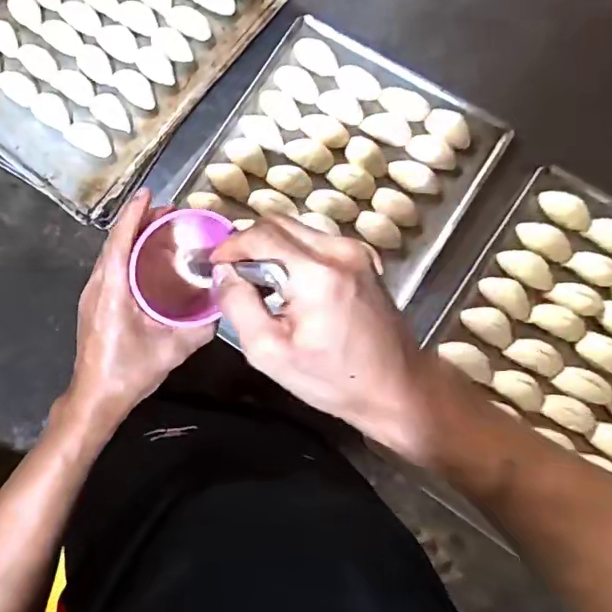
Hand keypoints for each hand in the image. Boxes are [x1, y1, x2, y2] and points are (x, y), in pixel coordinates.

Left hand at [65, 190, 213, 421]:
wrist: (95, 397)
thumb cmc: (128, 373)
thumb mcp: (171, 350)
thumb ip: (200, 328)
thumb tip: (223, 306)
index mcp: (111, 290)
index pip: (120, 241)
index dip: (133, 214)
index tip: (149, 194)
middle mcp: (97, 286)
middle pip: (114, 243)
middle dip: (137, 221)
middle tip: (167, 212)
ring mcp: (91, 296)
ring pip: (110, 255)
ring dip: (131, 238)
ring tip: (159, 229)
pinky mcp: (93, 305)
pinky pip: (109, 269)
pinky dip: (126, 255)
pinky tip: (146, 261)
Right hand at [210, 218, 454, 459]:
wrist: (399, 388)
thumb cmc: (334, 380)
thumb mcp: (269, 353)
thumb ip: (238, 306)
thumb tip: (223, 273)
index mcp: (317, 274)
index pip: (261, 235)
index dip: (229, 246)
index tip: (212, 264)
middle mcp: (340, 251)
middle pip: (278, 223)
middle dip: (247, 244)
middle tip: (230, 273)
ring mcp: (356, 252)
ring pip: (295, 230)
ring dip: (268, 249)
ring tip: (256, 284)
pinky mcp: (363, 259)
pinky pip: (313, 242)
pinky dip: (290, 254)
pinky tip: (285, 287)